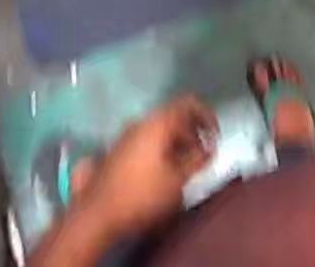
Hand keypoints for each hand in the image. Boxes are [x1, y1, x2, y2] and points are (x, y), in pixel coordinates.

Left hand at [80, 97, 217, 238]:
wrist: (99, 211)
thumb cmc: (142, 193)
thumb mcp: (177, 180)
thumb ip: (197, 160)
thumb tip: (209, 147)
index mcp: (159, 121)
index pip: (189, 103)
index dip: (207, 115)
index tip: (216, 136)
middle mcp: (144, 120)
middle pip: (175, 115)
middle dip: (193, 132)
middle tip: (203, 155)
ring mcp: (130, 132)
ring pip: (162, 127)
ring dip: (178, 142)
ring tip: (186, 167)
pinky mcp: (122, 147)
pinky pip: (150, 138)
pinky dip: (163, 147)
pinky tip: (165, 171)